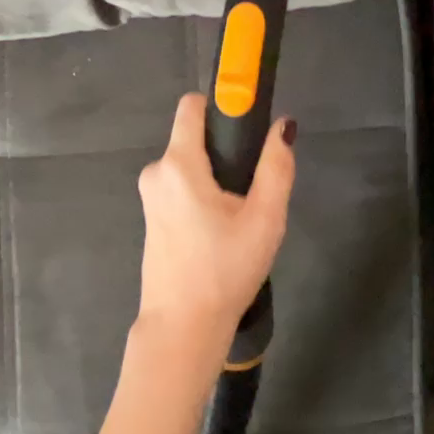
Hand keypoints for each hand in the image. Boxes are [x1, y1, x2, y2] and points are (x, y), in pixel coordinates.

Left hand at [135, 93, 296, 344]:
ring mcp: (150, 196)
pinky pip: (182, 189)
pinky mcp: (151, 217)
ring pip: (191, 167)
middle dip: (226, 153)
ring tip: (239, 220)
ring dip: (216, 180)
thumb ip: (276, 167)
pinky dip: (202, 198)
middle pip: (195, 139)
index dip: (221, 106)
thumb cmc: (224, 270)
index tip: (247, 124)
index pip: (191, 106)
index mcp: (179, 164)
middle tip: (251, 192)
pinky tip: (220, 233)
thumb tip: (283, 126)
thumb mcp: (265, 219)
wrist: (182, 327)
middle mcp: (157, 171)